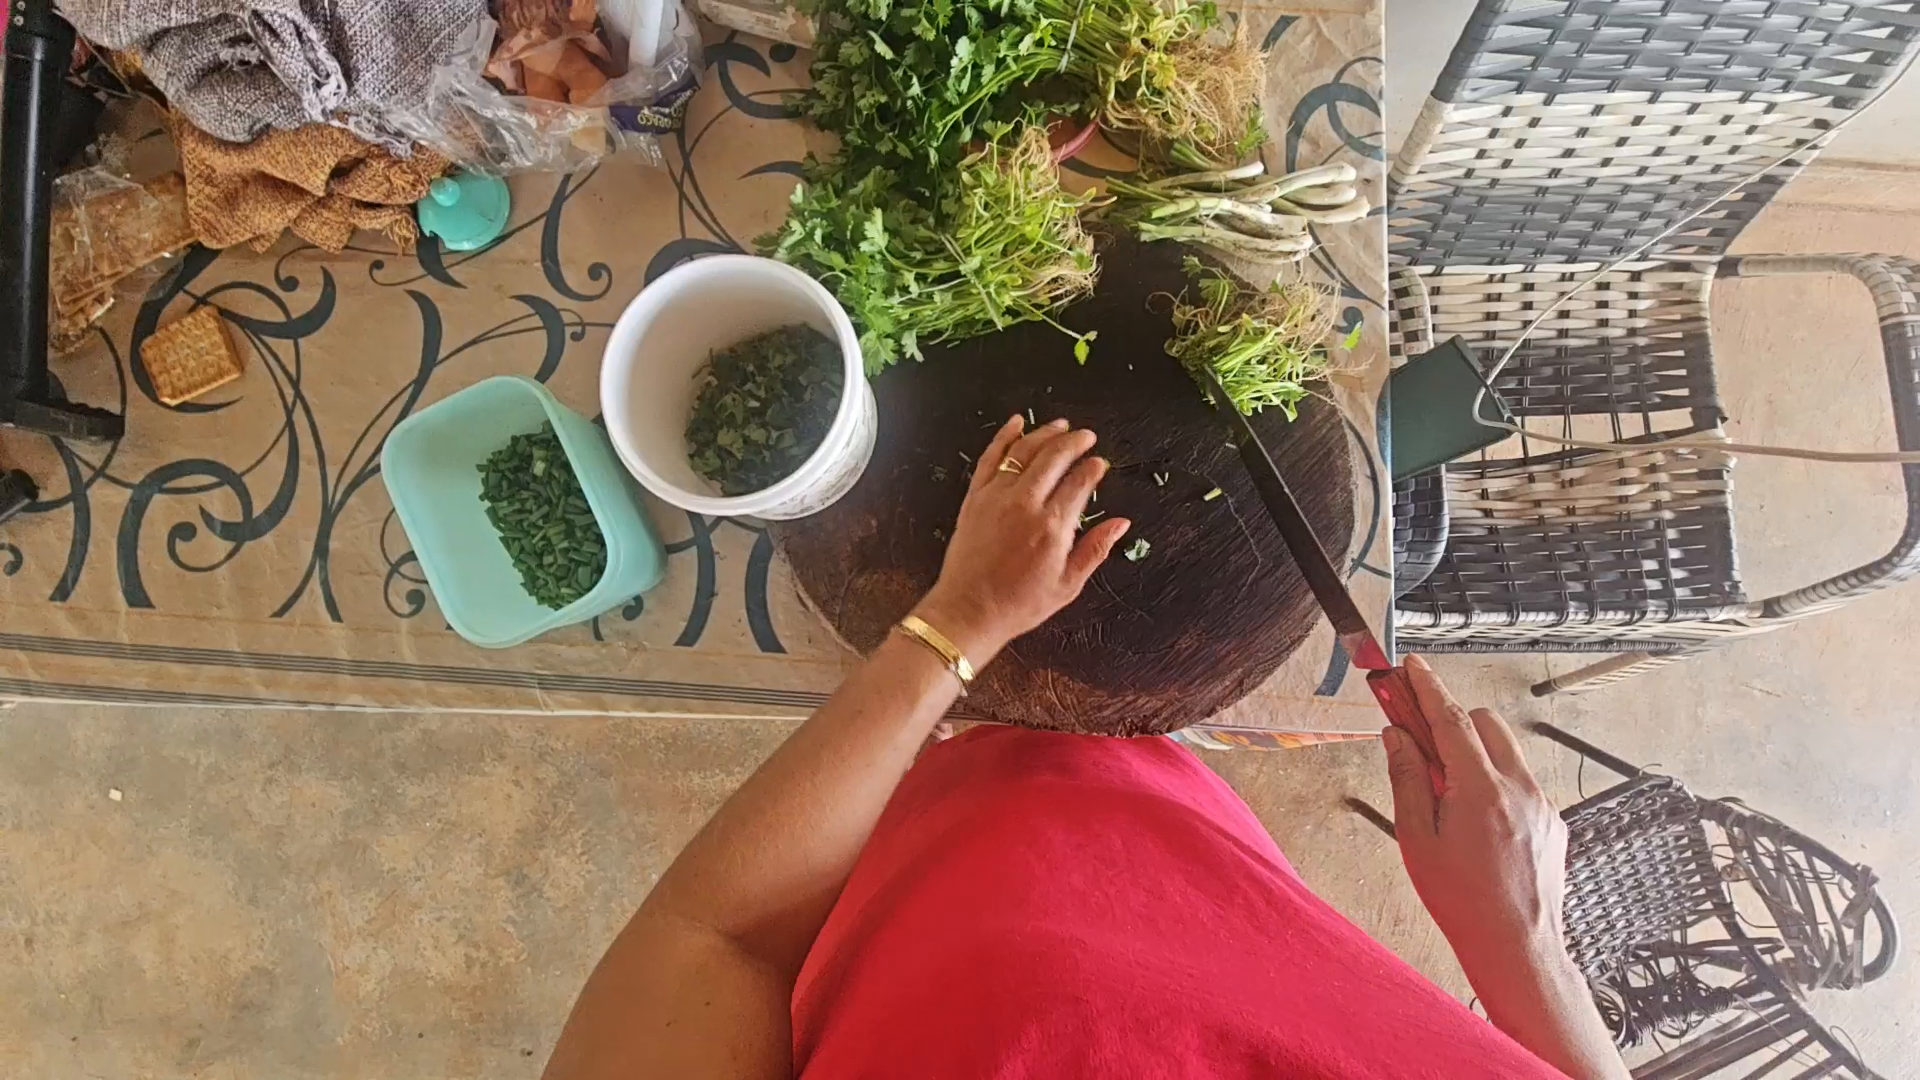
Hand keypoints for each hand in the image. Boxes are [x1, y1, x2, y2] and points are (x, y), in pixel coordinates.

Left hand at [911, 415, 1131, 664]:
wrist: (969, 611)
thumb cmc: (1018, 604)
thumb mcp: (1067, 585)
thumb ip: (1095, 549)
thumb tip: (1122, 524)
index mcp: (1053, 526)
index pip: (1080, 482)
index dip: (1094, 468)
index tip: (1100, 464)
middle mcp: (1025, 505)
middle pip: (1054, 457)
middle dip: (1075, 442)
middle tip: (1086, 436)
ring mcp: (996, 497)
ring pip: (1024, 451)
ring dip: (1044, 433)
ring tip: (1060, 425)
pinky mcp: (974, 498)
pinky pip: (990, 458)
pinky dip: (1004, 437)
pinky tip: (1015, 423)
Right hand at [1382, 656, 1570, 994]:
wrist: (1517, 947)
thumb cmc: (1460, 897)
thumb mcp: (1415, 835)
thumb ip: (1407, 777)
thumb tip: (1397, 736)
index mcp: (1481, 790)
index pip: (1450, 720)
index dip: (1426, 687)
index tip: (1410, 666)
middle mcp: (1519, 790)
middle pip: (1485, 723)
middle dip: (1449, 717)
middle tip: (1414, 729)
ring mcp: (1541, 806)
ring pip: (1504, 749)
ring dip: (1470, 747)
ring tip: (1440, 779)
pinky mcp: (1553, 823)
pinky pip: (1518, 779)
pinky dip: (1490, 775)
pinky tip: (1469, 810)